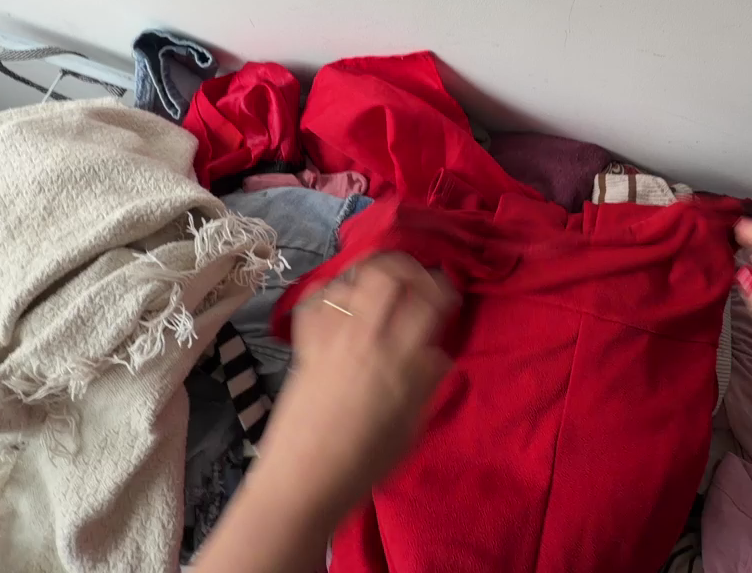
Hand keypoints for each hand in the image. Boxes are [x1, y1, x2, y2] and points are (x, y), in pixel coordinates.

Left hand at [250, 252, 458, 520]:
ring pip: (351, 279)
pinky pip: (314, 301)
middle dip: (409, 267)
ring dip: (371, 273)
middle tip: (418, 280)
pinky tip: (341, 301)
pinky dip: (329, 292)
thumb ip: (426, 382)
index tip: (449, 294)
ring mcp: (331, 338)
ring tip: (382, 284)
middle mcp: (366, 338)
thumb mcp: (412, 427)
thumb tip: (436, 353)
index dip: (444, 288)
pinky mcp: (304, 346)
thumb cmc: (364, 464)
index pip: (429, 301)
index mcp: (400, 359)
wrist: (302, 484)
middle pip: (388, 275)